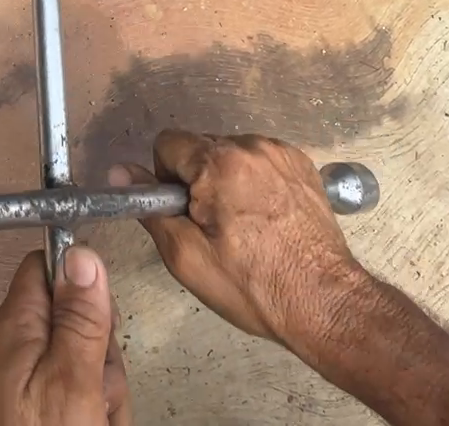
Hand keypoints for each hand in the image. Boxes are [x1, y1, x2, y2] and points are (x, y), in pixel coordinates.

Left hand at [0, 247, 131, 425]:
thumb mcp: (70, 383)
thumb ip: (78, 318)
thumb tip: (81, 251)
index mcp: (14, 327)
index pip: (48, 268)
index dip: (83, 285)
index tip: (102, 323)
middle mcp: (11, 349)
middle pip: (71, 321)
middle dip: (100, 356)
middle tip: (98, 396)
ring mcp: (17, 384)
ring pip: (78, 364)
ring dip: (100, 395)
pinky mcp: (26, 414)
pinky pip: (69, 397)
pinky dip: (88, 417)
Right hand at [110, 130, 369, 353]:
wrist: (327, 304)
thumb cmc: (253, 286)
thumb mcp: (186, 256)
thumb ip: (150, 207)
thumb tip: (120, 172)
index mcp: (219, 162)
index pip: (167, 143)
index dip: (165, 177)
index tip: (184, 211)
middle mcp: (250, 145)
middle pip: (199, 146)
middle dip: (196, 178)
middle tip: (213, 224)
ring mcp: (280, 152)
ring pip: (229, 152)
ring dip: (225, 177)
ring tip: (244, 222)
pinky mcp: (301, 162)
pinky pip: (258, 158)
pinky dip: (253, 178)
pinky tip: (266, 215)